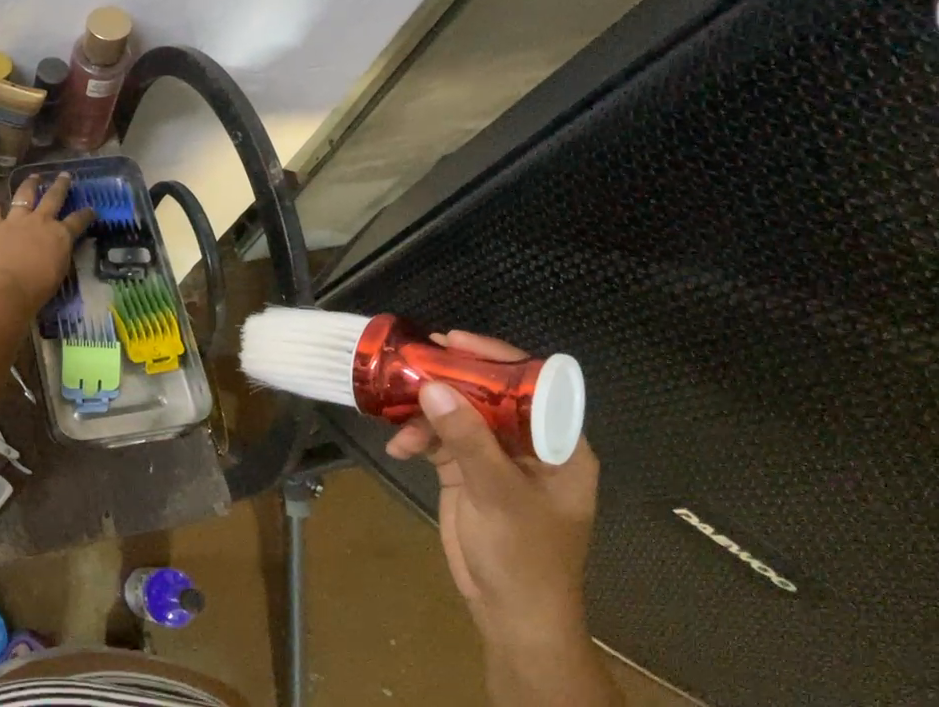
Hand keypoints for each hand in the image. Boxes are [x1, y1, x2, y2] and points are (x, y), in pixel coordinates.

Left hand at [0, 172, 93, 315]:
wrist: (8, 289)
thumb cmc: (39, 288)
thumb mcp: (60, 271)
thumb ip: (60, 254)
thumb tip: (59, 248)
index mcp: (61, 235)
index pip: (78, 220)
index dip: (86, 214)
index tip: (91, 209)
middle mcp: (40, 221)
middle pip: (53, 197)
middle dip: (61, 185)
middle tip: (64, 175)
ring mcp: (16, 220)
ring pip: (24, 195)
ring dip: (29, 184)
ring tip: (33, 177)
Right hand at [385, 331, 599, 648]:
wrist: (511, 613)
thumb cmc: (525, 555)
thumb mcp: (498, 494)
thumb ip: (466, 438)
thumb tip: (432, 387)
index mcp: (557, 445)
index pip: (533, 386)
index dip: (495, 359)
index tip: (453, 342)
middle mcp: (528, 444)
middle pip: (487, 395)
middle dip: (448, 382)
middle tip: (410, 364)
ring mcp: (495, 459)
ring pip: (458, 415)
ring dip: (425, 414)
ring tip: (397, 418)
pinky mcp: (467, 474)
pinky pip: (439, 440)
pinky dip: (417, 439)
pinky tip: (398, 447)